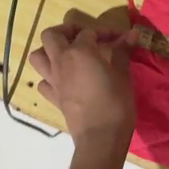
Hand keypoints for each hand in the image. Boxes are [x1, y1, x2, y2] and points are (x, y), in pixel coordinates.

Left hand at [27, 7, 136, 158]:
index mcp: (79, 51)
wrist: (100, 137)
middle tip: (83, 38)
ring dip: (49, 52)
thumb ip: (122, 51)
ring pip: (37, 56)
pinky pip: (43, 81)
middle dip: (66, 32)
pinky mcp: (52, 98)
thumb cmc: (115, 102)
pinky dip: (50, 77)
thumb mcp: (123, 73)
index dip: (105, 32)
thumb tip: (131, 34)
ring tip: (67, 55)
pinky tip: (65, 80)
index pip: (89, 32)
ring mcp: (53, 80)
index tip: (119, 39)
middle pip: (51, 35)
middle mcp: (60, 61)